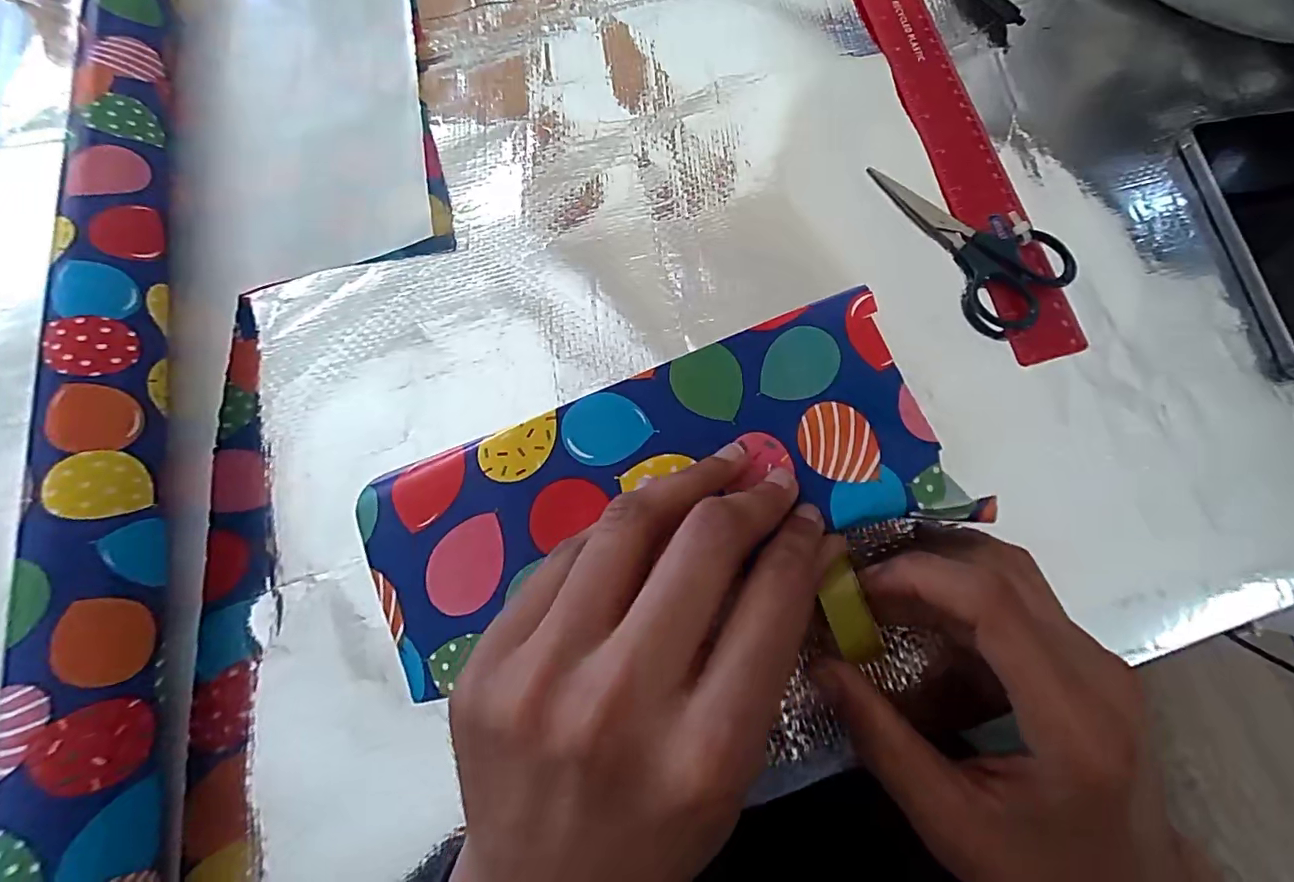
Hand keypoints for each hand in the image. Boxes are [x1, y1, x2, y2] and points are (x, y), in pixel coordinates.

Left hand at [448, 442, 843, 881]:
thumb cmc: (663, 827)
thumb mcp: (740, 758)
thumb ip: (772, 643)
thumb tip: (806, 540)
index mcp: (702, 748)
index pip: (770, 597)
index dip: (798, 539)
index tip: (808, 513)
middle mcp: (616, 703)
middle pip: (701, 544)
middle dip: (748, 496)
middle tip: (770, 475)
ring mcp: (536, 677)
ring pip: (626, 525)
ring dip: (684, 482)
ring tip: (718, 466)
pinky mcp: (486, 661)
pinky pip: (568, 554)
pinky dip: (621, 526)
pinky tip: (650, 517)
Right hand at [815, 531, 1209, 881]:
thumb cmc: (1043, 874)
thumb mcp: (953, 824)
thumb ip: (885, 743)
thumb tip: (825, 669)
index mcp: (1072, 717)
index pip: (996, 604)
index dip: (923, 575)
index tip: (864, 583)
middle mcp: (1097, 669)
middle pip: (1006, 572)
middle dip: (928, 564)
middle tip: (868, 584)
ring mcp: (1099, 657)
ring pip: (1016, 576)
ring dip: (949, 574)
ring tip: (891, 597)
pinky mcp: (1091, 657)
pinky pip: (1024, 603)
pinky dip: (969, 603)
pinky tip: (932, 628)